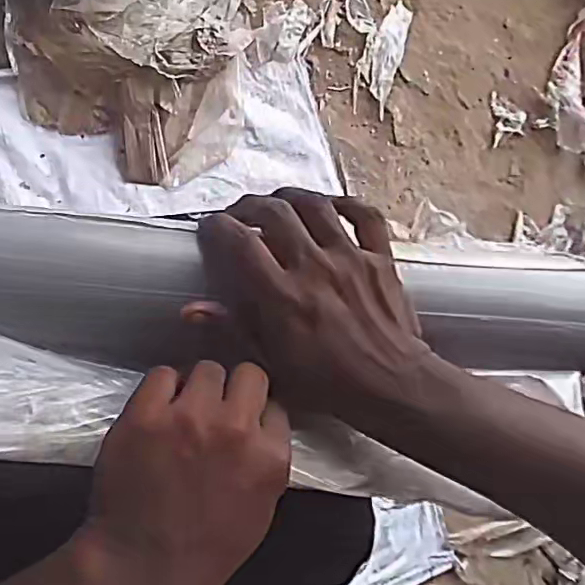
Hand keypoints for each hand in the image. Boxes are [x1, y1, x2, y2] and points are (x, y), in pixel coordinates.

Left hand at [73, 362, 290, 584]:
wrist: (143, 564)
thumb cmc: (204, 547)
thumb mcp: (260, 507)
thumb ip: (265, 460)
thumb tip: (259, 426)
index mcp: (269, 457)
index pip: (275, 405)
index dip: (256, 411)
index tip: (241, 420)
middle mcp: (234, 430)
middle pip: (246, 375)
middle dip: (232, 390)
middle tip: (212, 409)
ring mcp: (188, 418)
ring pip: (205, 368)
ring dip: (197, 386)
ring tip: (182, 409)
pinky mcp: (146, 413)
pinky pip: (162, 374)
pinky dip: (161, 388)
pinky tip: (157, 410)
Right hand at [194, 189, 437, 420]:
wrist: (392, 387)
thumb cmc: (326, 381)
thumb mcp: (270, 361)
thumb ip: (233, 327)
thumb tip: (192, 309)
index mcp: (283, 296)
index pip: (242, 242)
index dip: (219, 226)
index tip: (209, 227)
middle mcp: (315, 268)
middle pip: (274, 212)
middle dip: (248, 205)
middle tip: (237, 214)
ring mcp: (351, 259)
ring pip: (316, 205)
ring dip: (289, 197)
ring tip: (274, 203)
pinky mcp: (380, 260)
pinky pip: (365, 215)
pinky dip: (345, 203)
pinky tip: (328, 206)